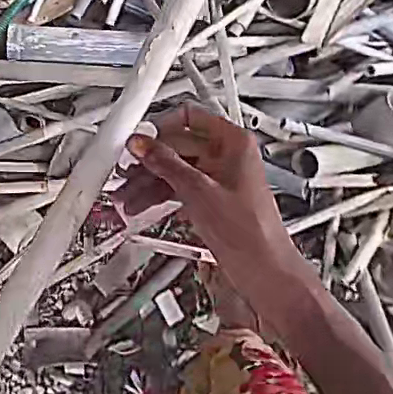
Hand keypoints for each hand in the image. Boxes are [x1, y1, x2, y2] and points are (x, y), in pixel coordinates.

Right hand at [115, 105, 303, 286]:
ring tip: (127, 193)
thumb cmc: (251, 234)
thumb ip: (165, 164)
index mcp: (233, 143)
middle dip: (149, 160)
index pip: (190, 118)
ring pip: (175, 169)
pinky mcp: (211, 200)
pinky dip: (160, 196)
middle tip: (126, 169)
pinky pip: (179, 188)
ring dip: (149, 181)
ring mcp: (218, 179)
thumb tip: (143, 145)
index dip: (160, 128)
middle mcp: (227, 157)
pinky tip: (141, 205)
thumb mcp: (199, 191)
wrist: (266, 275)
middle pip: (178, 146)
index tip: (139, 140)